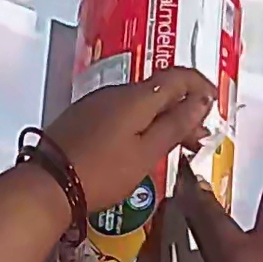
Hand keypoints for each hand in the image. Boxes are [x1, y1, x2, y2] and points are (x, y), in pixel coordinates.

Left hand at [43, 67, 214, 209]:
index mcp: (137, 97)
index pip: (178, 76)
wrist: (48, 185)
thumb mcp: (146, 154)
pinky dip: (138, 125)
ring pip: (138, 103)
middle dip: (183, 109)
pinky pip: (119, 114)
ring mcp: (95, 104)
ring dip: (160, 119)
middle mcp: (115, 93)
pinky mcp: (81, 119)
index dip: (201, 87)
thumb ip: (176, 125)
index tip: (214, 106)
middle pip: (158, 90)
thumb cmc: (101, 173)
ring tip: (172, 146)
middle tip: (197, 137)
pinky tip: (140, 147)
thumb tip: (201, 101)